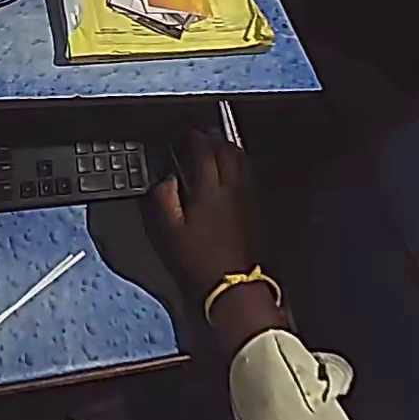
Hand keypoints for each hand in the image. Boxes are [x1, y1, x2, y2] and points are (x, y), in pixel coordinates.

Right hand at [149, 133, 284, 352]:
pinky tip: (228, 168)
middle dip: (212, 138)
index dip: (193, 137)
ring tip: (214, 146)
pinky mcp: (254, 206)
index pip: (204, 151)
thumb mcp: (170, 229)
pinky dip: (236, 163)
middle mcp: (231, 187)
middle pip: (226, 150)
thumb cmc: (199, 257)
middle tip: (198, 136)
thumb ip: (164, 197)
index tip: (183, 134)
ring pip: (240, 160)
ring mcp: (246, 196)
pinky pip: (247, 174)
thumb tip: (165, 178)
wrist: (234, 285)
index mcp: (209, 189)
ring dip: (227, 147)